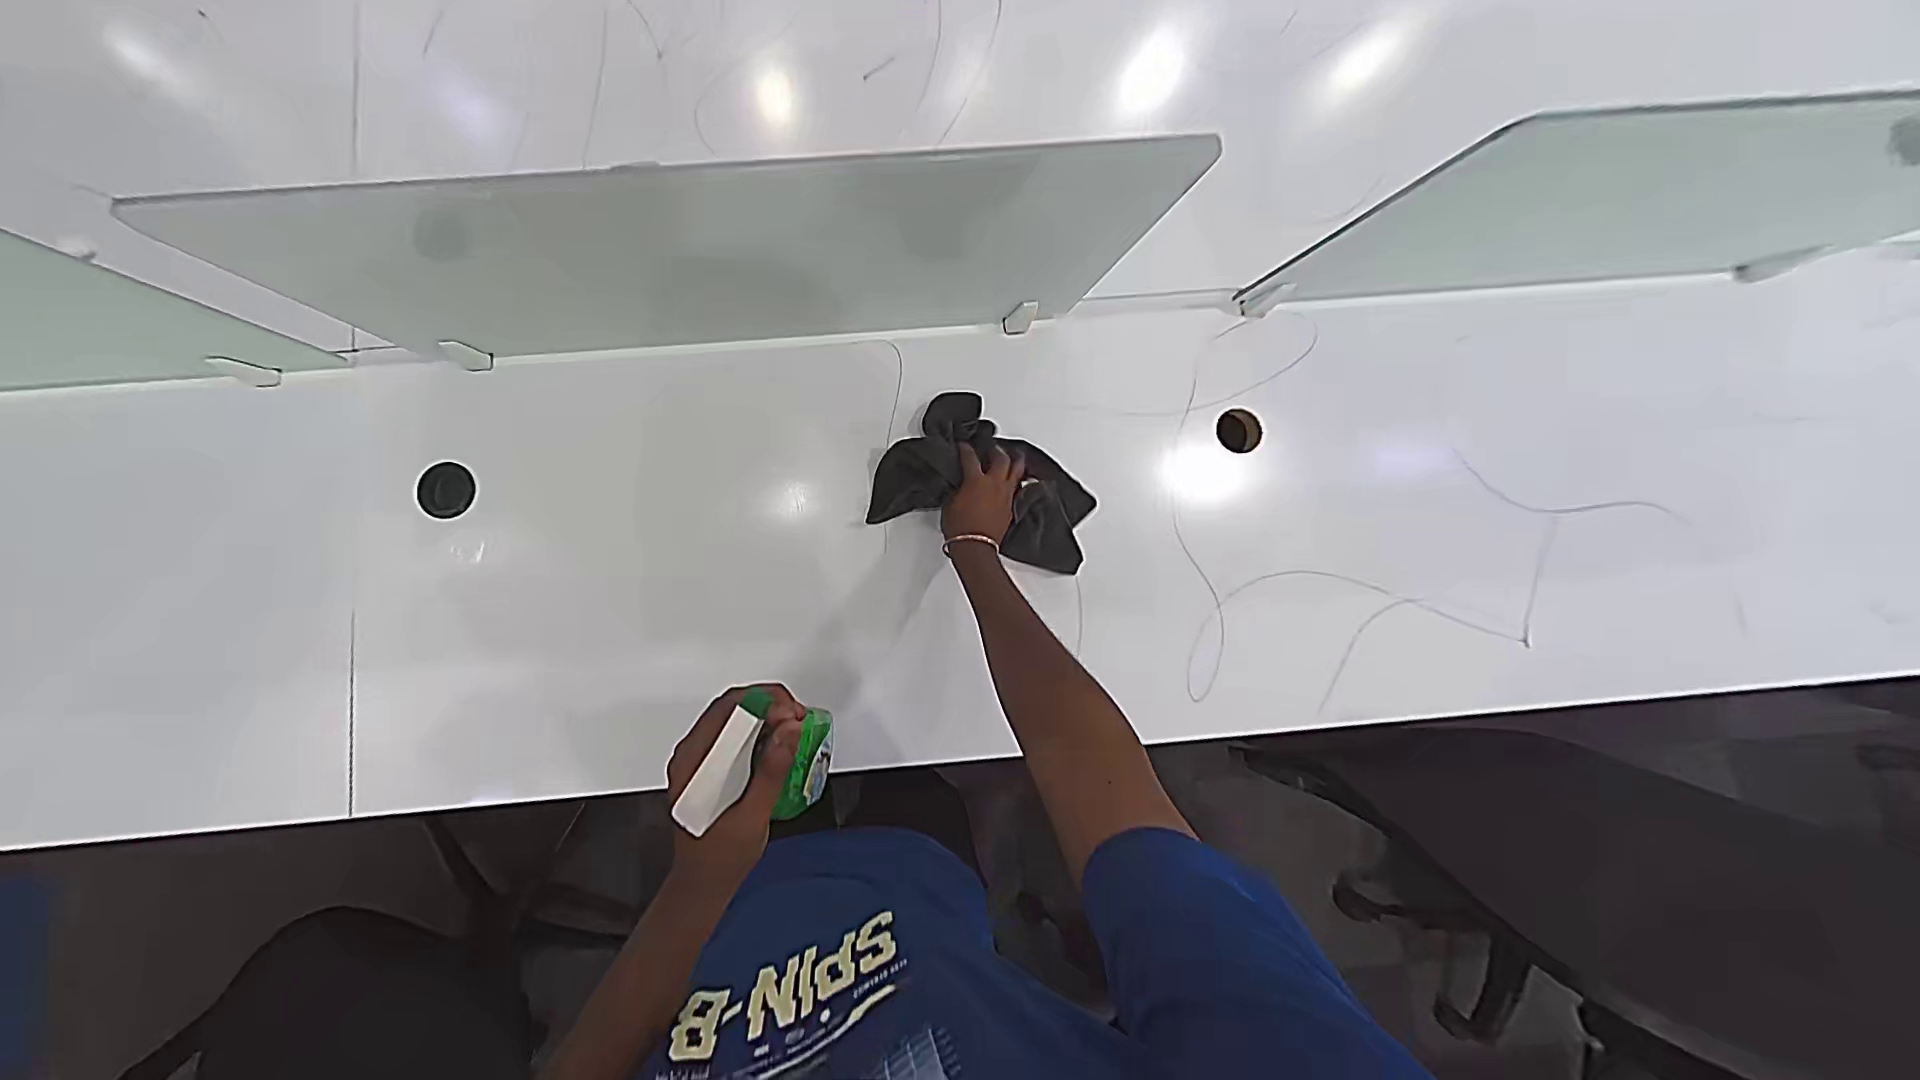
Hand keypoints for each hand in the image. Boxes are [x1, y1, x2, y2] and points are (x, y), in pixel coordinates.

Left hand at [666, 684, 804, 885]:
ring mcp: (698, 757)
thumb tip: (790, 728)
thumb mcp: (753, 815)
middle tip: (799, 718)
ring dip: (767, 713)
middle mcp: (690, 754)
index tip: (793, 714)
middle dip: (770, 703)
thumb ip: (771, 771)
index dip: (765, 701)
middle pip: (731, 705)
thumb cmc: (722, 856)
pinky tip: (779, 740)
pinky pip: (734, 730)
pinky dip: (760, 727)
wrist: (703, 881)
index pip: (728, 708)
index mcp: (693, 763)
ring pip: (734, 715)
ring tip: (794, 727)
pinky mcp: (709, 763)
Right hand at [943, 442, 1026, 544]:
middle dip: (996, 450)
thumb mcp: (950, 503)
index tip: (964, 446)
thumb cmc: (960, 528)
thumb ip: (957, 489)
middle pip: (1001, 458)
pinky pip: (1019, 488)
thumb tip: (960, 486)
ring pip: (1016, 470)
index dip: (966, 449)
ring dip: (1014, 461)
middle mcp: (994, 484)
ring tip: (1013, 457)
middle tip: (992, 448)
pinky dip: (1017, 482)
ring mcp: (1006, 495)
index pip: (970, 457)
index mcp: (976, 481)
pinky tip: (1017, 481)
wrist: (974, 547)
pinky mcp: (1011, 507)